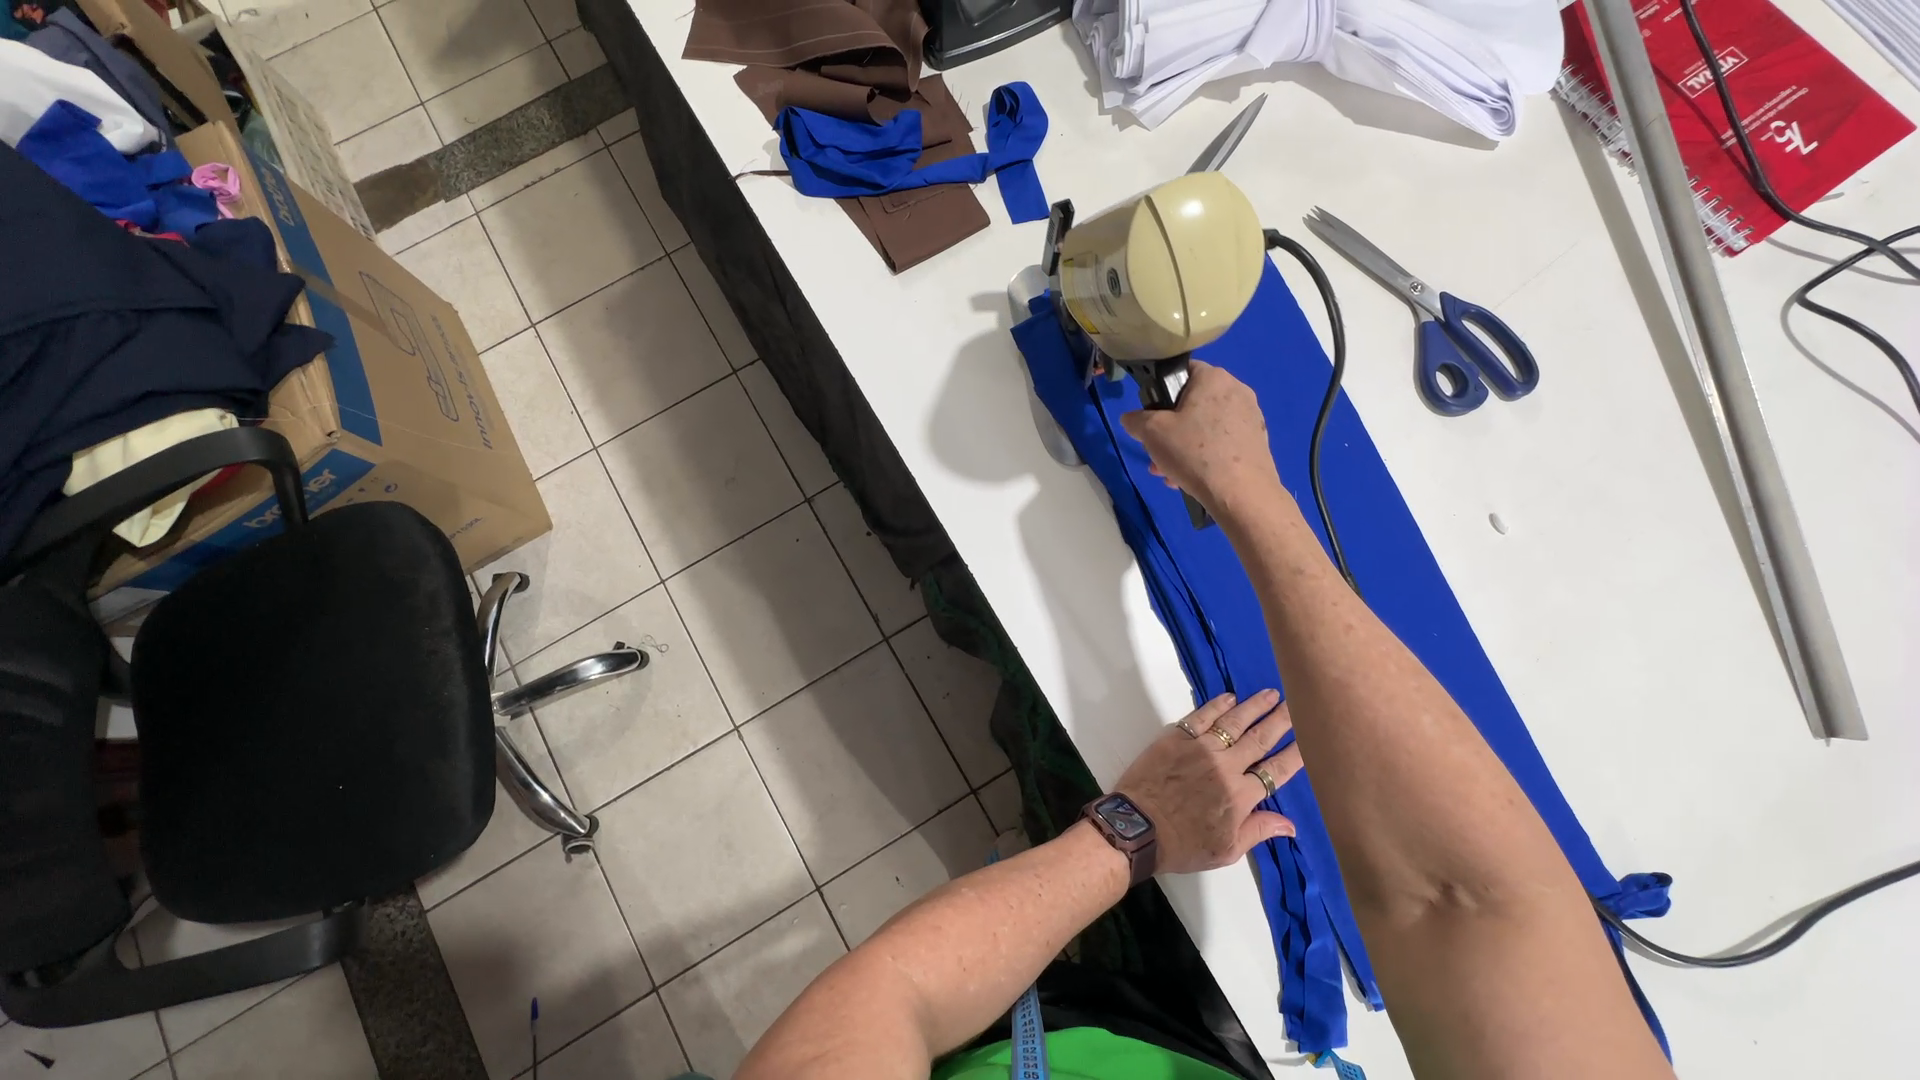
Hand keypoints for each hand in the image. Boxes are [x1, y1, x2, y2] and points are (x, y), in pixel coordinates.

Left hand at [1114, 691, 1303, 875]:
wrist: (1137, 828)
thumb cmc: (1182, 845)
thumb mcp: (1226, 850)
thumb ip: (1258, 831)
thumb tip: (1291, 824)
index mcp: (1241, 796)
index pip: (1276, 771)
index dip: (1296, 753)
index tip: (1312, 738)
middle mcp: (1226, 766)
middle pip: (1260, 739)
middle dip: (1281, 720)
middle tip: (1297, 704)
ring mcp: (1200, 748)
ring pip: (1234, 722)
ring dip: (1254, 706)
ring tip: (1270, 694)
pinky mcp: (1176, 738)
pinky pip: (1201, 716)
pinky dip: (1217, 705)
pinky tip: (1230, 697)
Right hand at [1118, 361, 1281, 519]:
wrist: (1242, 493)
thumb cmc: (1194, 453)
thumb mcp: (1152, 433)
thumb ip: (1136, 420)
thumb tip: (1130, 418)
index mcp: (1214, 378)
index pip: (1183, 372)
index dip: (1162, 392)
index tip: (1152, 417)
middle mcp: (1237, 390)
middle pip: (1194, 404)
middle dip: (1170, 430)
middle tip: (1157, 453)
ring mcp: (1251, 417)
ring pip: (1206, 426)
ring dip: (1184, 447)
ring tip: (1170, 474)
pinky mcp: (1257, 442)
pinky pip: (1222, 442)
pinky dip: (1206, 455)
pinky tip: (1193, 479)